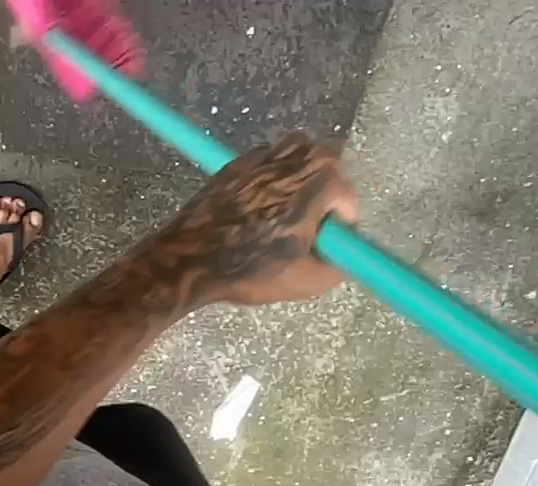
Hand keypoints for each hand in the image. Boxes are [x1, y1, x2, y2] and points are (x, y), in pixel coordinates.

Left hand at [148, 133, 358, 306]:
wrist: (190, 258)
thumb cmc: (248, 268)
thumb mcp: (305, 281)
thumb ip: (338, 269)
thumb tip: (343, 261)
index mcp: (324, 178)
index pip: (348, 202)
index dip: (336, 229)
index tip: (318, 246)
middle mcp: (301, 153)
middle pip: (327, 177)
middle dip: (320, 203)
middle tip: (297, 235)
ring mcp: (267, 151)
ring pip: (298, 166)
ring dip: (296, 189)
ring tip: (276, 222)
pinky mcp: (240, 159)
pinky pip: (269, 167)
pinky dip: (269, 185)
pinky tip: (254, 213)